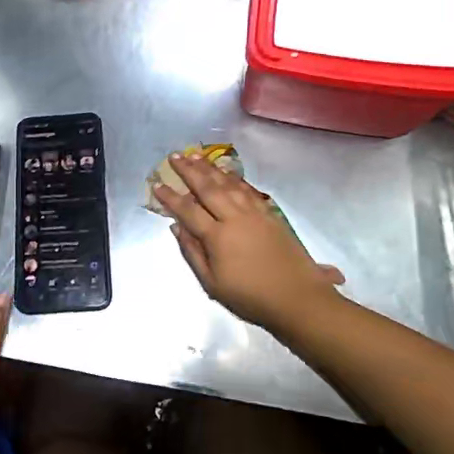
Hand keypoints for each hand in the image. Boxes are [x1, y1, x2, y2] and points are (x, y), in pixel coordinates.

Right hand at [153, 152, 345, 329]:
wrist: (296, 296)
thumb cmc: (250, 297)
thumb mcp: (212, 284)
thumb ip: (193, 252)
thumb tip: (176, 226)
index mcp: (217, 236)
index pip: (188, 210)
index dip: (171, 197)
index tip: (158, 185)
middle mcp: (234, 217)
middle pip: (208, 188)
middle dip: (189, 171)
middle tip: (175, 156)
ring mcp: (254, 212)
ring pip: (228, 184)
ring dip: (210, 169)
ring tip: (196, 156)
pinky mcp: (269, 213)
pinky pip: (247, 189)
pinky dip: (234, 178)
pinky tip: (226, 173)